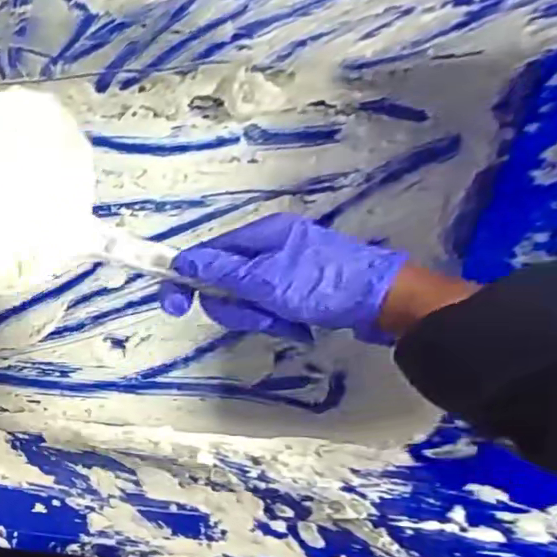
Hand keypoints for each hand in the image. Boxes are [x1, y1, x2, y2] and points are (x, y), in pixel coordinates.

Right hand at [156, 212, 409, 344]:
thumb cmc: (321, 285)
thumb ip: (218, 271)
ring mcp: (281, 266)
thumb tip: (181, 261)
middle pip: (221, 281)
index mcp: (261, 235)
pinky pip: (261, 304)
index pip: (205, 255)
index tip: (175, 308)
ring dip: (253, 315)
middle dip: (232, 305)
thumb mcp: (263, 279)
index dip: (184, 280)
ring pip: (240, 297)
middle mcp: (269, 246)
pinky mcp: (292, 286)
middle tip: (254, 314)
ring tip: (279, 319)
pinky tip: (289, 321)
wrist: (382, 301)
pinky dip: (269, 317)